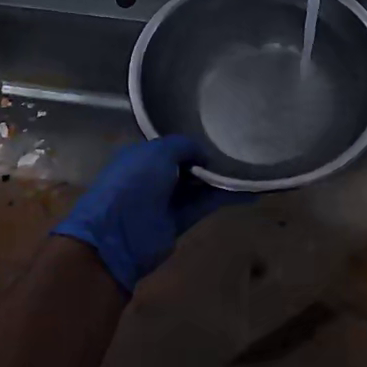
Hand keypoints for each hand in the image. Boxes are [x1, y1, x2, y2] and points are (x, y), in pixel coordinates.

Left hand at [51, 134, 248, 293]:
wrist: (118, 236)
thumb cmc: (133, 183)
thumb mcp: (158, 152)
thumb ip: (183, 145)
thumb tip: (203, 153)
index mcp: (141, 154)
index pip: (170, 143)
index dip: (191, 138)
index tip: (217, 130)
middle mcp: (153, 174)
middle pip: (186, 163)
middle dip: (208, 157)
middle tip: (238, 146)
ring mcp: (165, 199)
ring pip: (197, 184)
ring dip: (219, 177)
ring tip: (248, 166)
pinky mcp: (178, 221)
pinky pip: (204, 204)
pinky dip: (225, 197)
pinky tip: (248, 190)